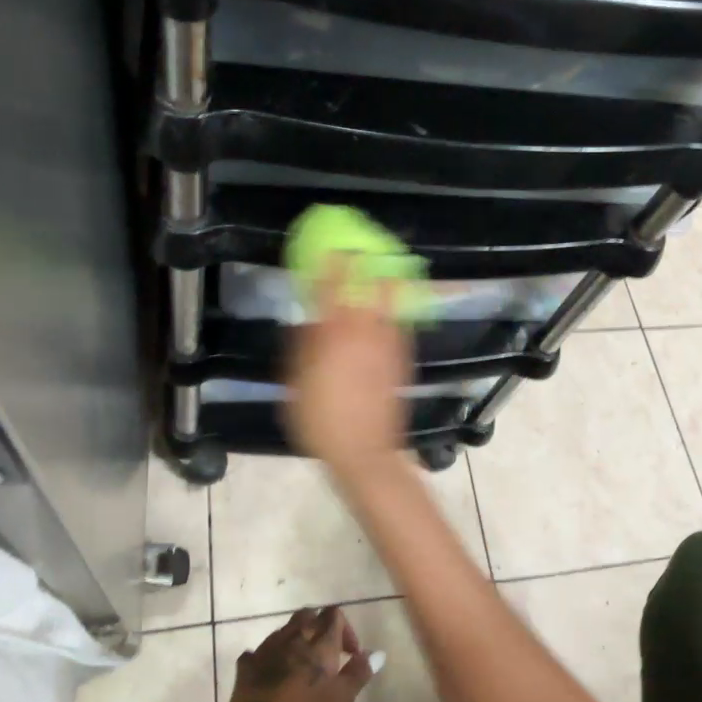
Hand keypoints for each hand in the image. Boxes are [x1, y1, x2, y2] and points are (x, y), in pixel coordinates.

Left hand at [208, 608, 378, 701]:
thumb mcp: (343, 697)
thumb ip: (360, 671)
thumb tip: (378, 653)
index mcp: (319, 641)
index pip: (334, 614)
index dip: (345, 629)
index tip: (350, 653)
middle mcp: (293, 636)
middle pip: (308, 614)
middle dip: (319, 626)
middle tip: (326, 652)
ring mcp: (267, 647)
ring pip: (284, 629)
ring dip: (295, 639)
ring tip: (301, 663)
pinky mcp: (247, 664)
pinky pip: (259, 651)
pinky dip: (270, 657)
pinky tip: (272, 672)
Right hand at [283, 262, 411, 477]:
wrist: (365, 453)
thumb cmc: (321, 420)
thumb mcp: (297, 382)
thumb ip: (304, 346)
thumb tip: (311, 319)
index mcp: (335, 335)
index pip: (333, 288)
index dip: (331, 264)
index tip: (329, 248)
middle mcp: (366, 332)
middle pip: (368, 287)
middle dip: (365, 265)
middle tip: (361, 250)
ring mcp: (389, 346)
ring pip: (391, 302)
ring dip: (386, 280)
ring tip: (385, 266)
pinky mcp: (403, 360)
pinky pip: (401, 323)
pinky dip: (397, 307)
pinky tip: (394, 303)